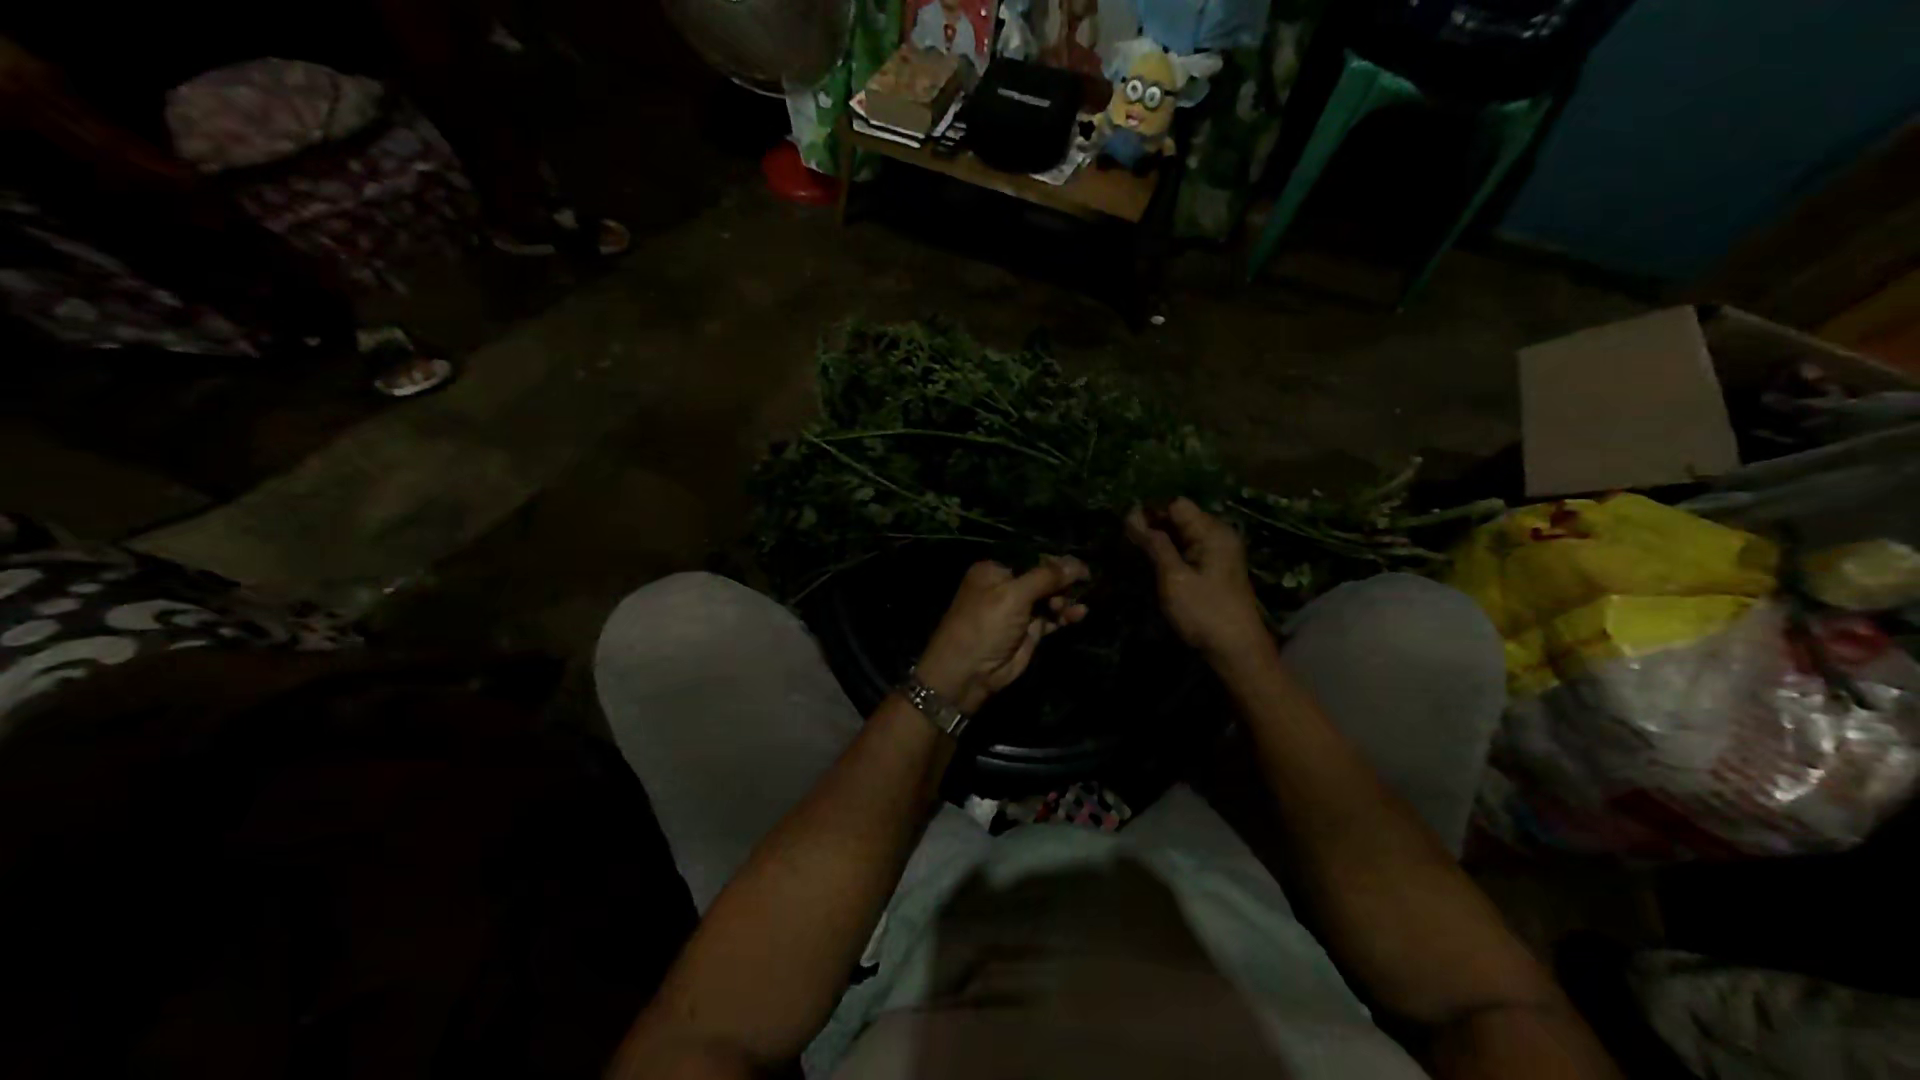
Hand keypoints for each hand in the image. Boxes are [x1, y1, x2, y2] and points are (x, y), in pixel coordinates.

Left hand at [915, 557, 1089, 713]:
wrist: (969, 672)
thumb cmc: (985, 625)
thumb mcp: (1013, 595)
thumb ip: (1046, 577)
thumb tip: (1078, 564)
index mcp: (995, 570)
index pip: (1031, 557)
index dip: (1056, 561)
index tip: (1080, 566)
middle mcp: (1006, 587)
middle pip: (1043, 578)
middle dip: (1063, 582)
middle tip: (1082, 586)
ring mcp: (1018, 610)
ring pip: (1050, 598)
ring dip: (1066, 600)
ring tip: (1076, 606)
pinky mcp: (1028, 631)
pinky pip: (1052, 618)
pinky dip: (1065, 615)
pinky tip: (1079, 614)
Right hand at [1126, 498, 1269, 660]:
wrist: (1236, 650)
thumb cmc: (1204, 612)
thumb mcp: (1173, 577)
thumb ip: (1154, 544)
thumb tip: (1132, 514)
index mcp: (1211, 532)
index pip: (1176, 504)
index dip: (1150, 510)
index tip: (1124, 525)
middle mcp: (1218, 535)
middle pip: (1180, 517)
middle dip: (1153, 524)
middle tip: (1126, 540)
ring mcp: (1219, 552)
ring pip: (1183, 534)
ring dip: (1160, 539)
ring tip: (1135, 551)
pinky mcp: (1215, 568)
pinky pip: (1189, 549)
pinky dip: (1171, 552)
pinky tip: (1154, 563)